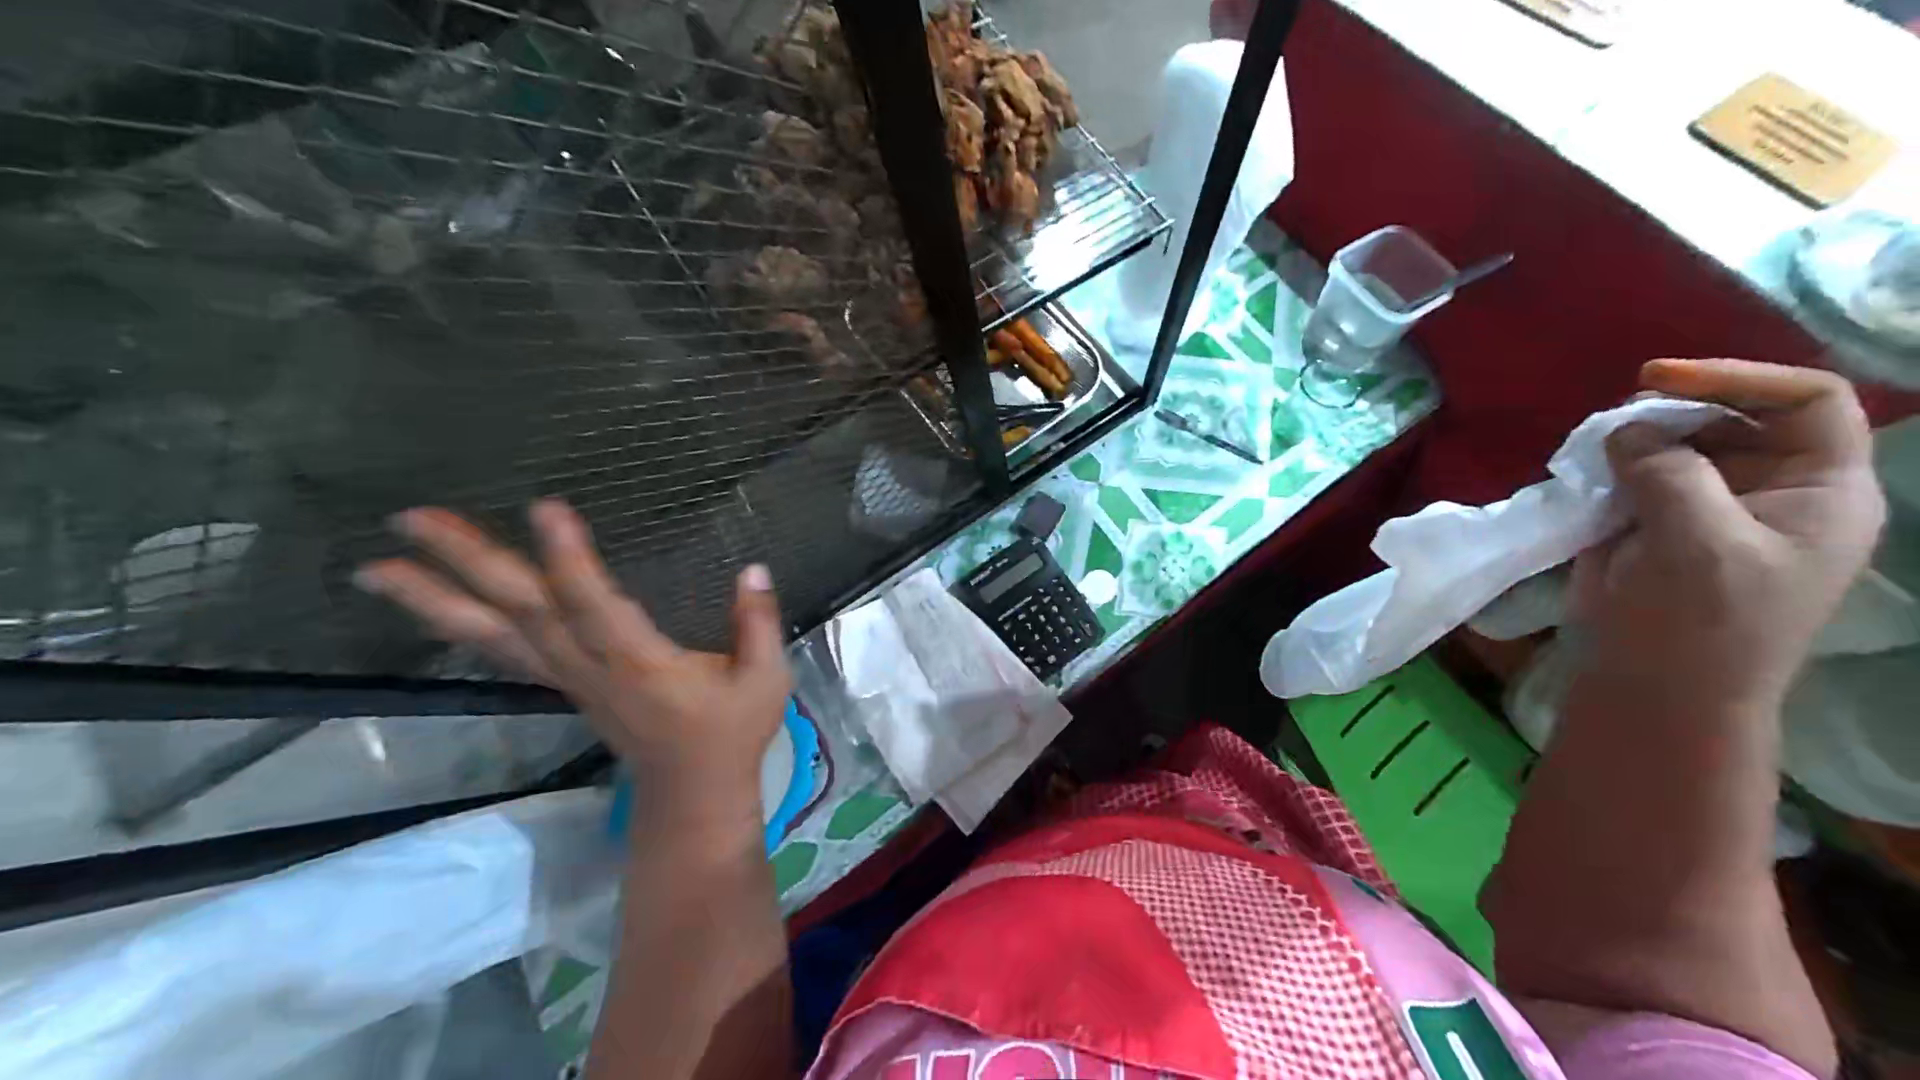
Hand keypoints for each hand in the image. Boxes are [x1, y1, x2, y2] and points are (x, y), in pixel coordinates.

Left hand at [354, 498, 790, 833]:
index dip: (569, 558)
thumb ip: (759, 623)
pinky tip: (430, 607)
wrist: (692, 795)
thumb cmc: (731, 734)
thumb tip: (752, 569)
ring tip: (375, 567)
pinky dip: (460, 627)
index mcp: (640, 663)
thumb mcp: (765, 680)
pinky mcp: (563, 685)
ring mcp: (568, 679)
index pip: (594, 605)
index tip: (544, 508)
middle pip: (522, 612)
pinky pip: (503, 652)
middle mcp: (590, 668)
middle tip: (410, 519)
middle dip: (466, 565)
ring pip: (496, 635)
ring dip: (435, 600)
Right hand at [1575, 358, 1885, 713]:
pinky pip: (1636, 478)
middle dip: (1675, 412)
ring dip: (1633, 442)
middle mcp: (1771, 491)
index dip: (1737, 379)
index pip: (1806, 402)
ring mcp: (1708, 510)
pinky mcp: (1655, 528)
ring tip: (1591, 454)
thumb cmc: (1700, 623)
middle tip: (1612, 425)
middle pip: (1735, 419)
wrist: (1655, 689)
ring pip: (1677, 447)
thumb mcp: (1698, 543)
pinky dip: (1608, 470)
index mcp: (1819, 491)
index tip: (1656, 379)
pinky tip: (1583, 477)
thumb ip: (1668, 474)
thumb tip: (1625, 432)